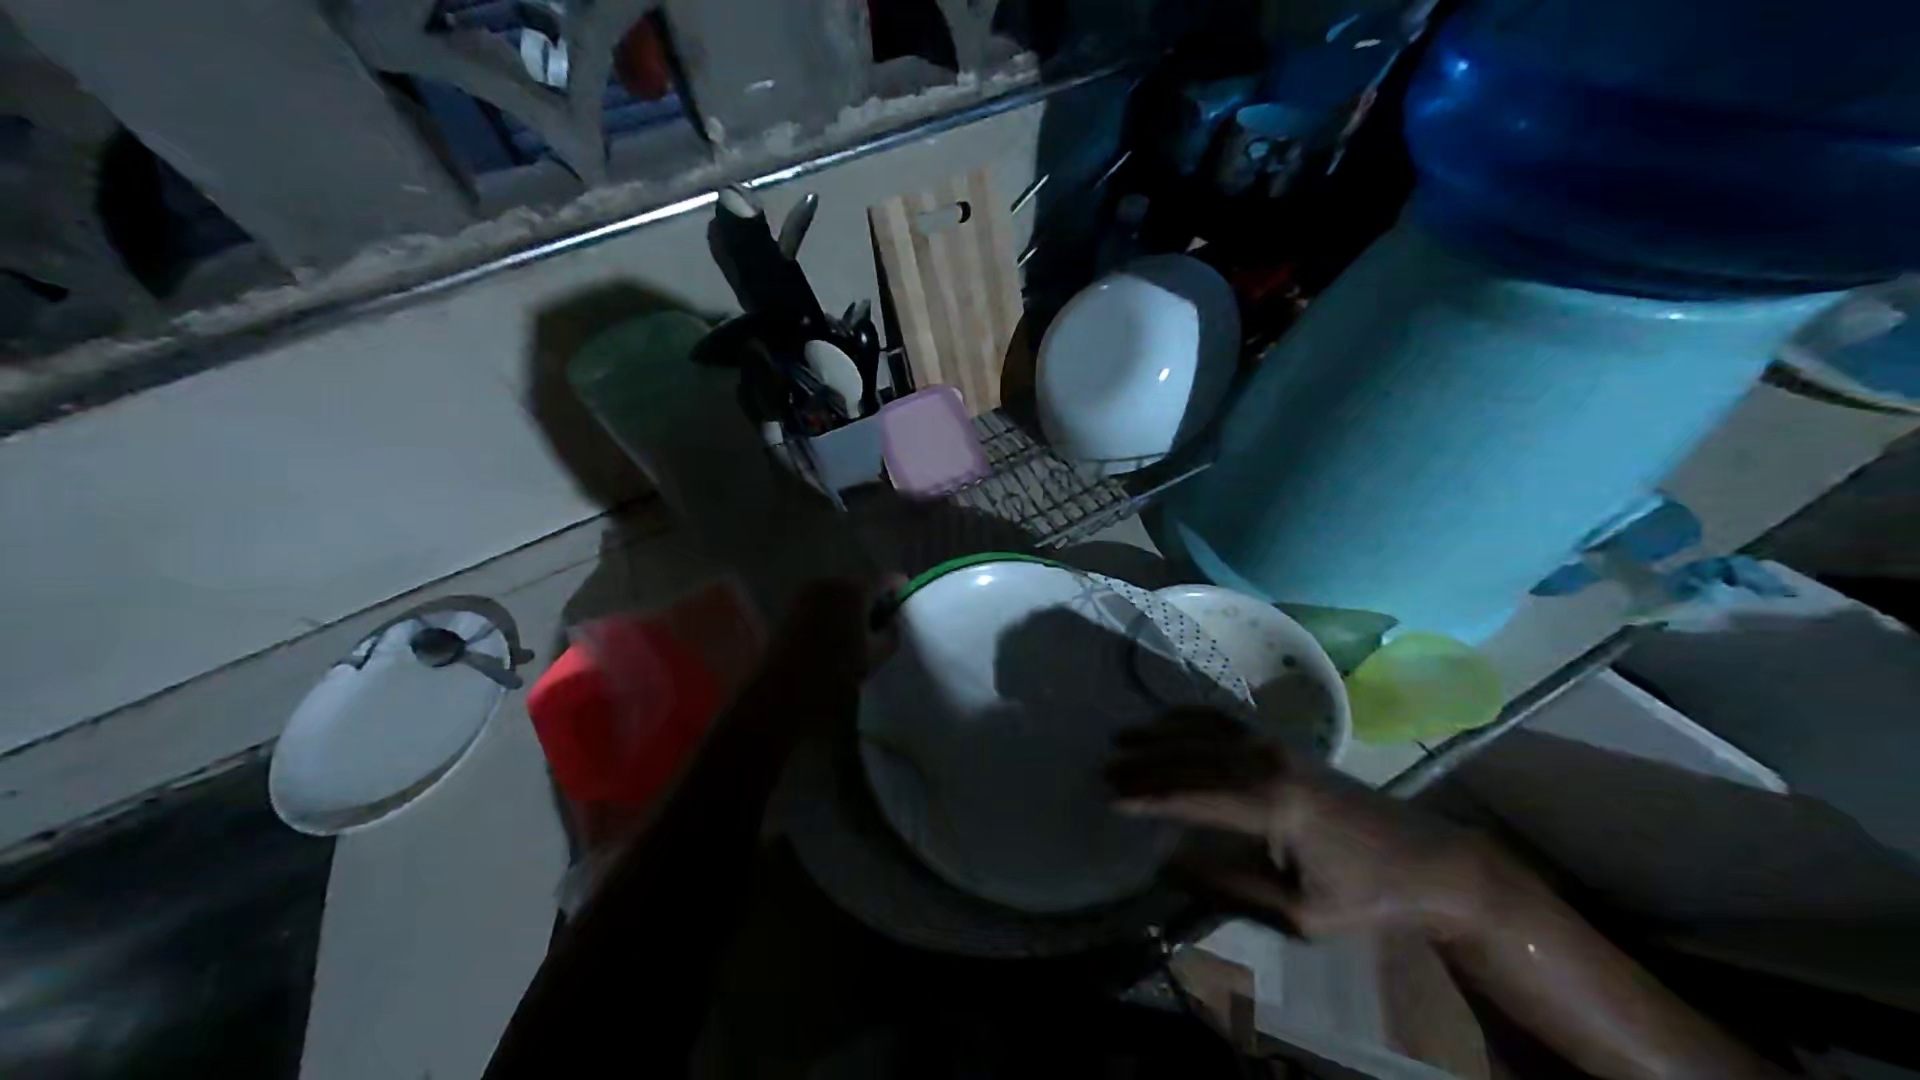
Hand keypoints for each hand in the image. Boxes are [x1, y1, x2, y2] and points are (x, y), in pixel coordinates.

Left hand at [766, 576, 903, 682]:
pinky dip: (834, 612)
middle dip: (874, 600)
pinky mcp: (792, 606)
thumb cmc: (836, 671)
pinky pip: (823, 603)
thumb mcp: (876, 654)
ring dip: (853, 606)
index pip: (886, 581)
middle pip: (861, 585)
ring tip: (861, 630)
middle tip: (885, 621)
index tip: (905, 601)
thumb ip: (891, 632)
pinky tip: (839, 633)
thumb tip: (891, 620)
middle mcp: (829, 583)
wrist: (784, 690)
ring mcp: (807, 593)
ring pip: (840, 594)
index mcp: (854, 590)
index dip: (899, 590)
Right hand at [1105, 710, 1520, 941]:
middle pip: (1189, 757)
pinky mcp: (1282, 741)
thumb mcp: (1294, 914)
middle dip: (1143, 763)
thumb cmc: (1361, 895)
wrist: (1424, 859)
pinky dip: (1189, 717)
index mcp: (1270, 805)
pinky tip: (1167, 721)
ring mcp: (1274, 744)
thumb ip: (1225, 885)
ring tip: (1122, 741)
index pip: (1190, 794)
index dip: (1146, 795)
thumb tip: (1164, 860)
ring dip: (1159, 735)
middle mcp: (1266, 762)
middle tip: (1104, 769)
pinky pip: (1224, 719)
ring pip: (1201, 731)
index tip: (1110, 797)